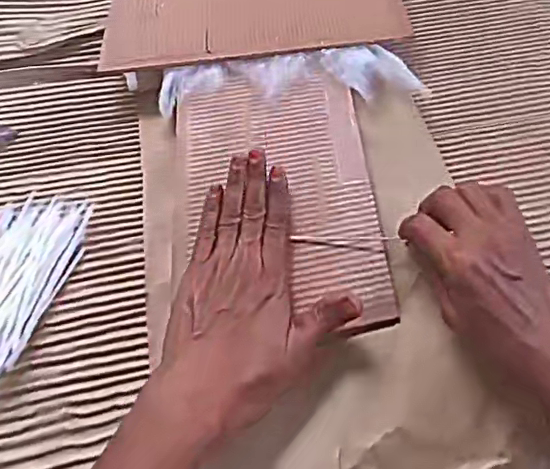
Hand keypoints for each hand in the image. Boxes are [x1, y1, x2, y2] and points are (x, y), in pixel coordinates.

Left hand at [100, 151, 360, 468]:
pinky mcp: (193, 280)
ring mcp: (216, 269)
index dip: (279, 195)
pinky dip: (209, 212)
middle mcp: (244, 265)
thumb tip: (356, 300)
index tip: (280, 170)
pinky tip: (213, 195)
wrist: (194, 397)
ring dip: (234, 186)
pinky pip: (204, 236)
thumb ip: (326, 319)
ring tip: (237, 161)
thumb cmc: (245, 377)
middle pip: (252, 212)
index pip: (277, 225)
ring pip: (228, 217)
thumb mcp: (297, 353)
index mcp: (271, 278)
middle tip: (256, 151)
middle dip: (255, 179)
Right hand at [399, 184, 549, 455]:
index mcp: (458, 262)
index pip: (421, 224)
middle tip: (427, 223)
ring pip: (469, 188)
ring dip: (454, 198)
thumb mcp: (452, 313)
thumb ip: (433, 274)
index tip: (409, 233)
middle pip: (443, 196)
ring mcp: (502, 227)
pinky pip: (499, 193)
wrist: (540, 341)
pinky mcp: (520, 226)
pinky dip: (484, 195)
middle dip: (428, 207)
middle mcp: (479, 236)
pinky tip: (479, 212)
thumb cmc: (498, 338)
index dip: (408, 226)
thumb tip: (420, 250)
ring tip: (451, 215)